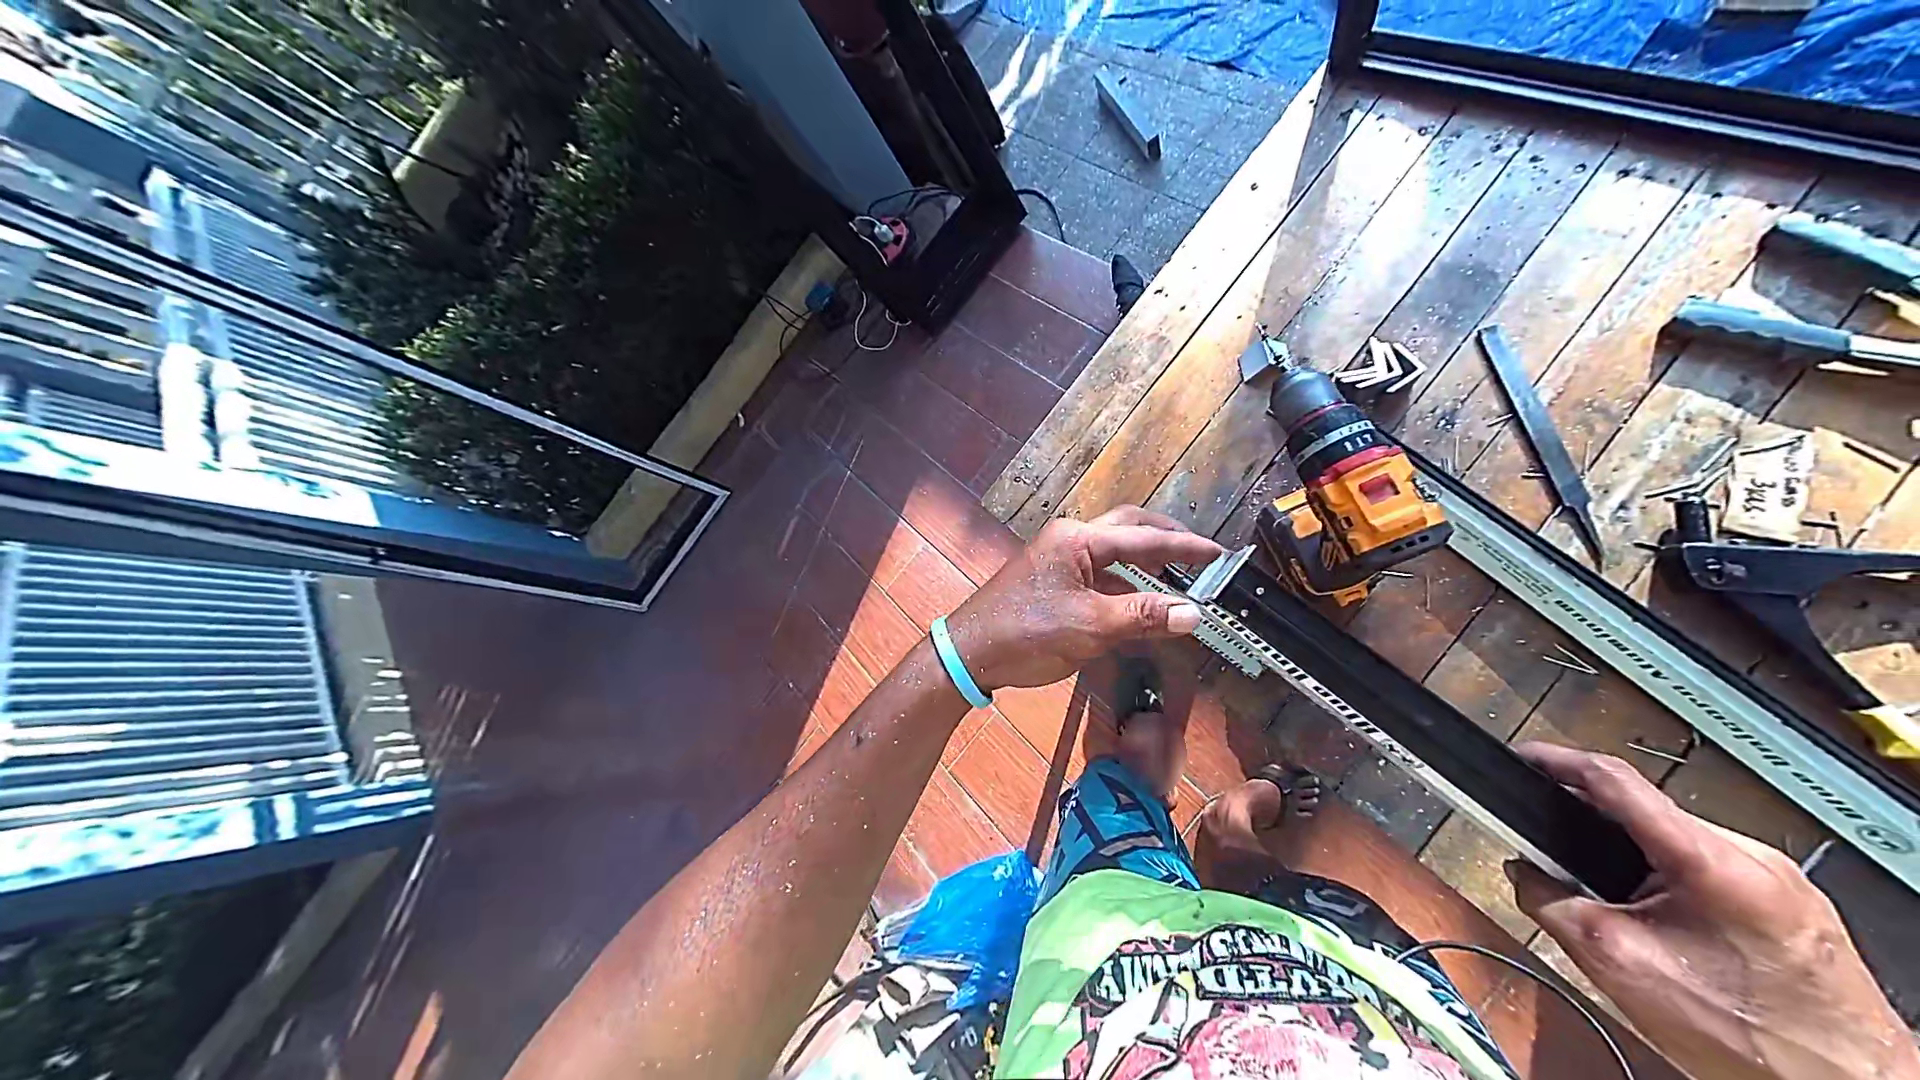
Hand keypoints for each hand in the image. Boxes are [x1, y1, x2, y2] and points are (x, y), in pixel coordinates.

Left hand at [944, 506, 1221, 690]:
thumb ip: (1143, 616)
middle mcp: (1068, 540)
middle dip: (1164, 538)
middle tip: (1199, 554)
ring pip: (1113, 551)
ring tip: (1178, 576)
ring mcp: (1058, 558)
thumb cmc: (1026, 634)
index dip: (1184, 547)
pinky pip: (1098, 573)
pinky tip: (1140, 601)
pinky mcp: (1052, 580)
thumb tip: (1194, 613)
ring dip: (1144, 561)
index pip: (1143, 537)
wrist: (970, 652)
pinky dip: (1125, 583)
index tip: (1218, 553)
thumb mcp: (1091, 627)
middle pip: (1127, 528)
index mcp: (1077, 540)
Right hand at [1508, 742, 1919, 1079]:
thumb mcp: (1615, 961)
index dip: (1555, 759)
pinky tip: (1655, 913)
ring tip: (1606, 890)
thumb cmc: (1752, 1042)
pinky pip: (1705, 862)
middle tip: (1550, 842)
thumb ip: (1548, 900)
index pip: (1614, 779)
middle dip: (1586, 821)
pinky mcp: (1793, 900)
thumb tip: (1523, 870)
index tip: (1522, 757)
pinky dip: (1663, 875)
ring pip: (1671, 836)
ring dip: (1626, 850)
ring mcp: (1781, 878)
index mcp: (1713, 863)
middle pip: (1641, 809)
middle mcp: (1755, 858)